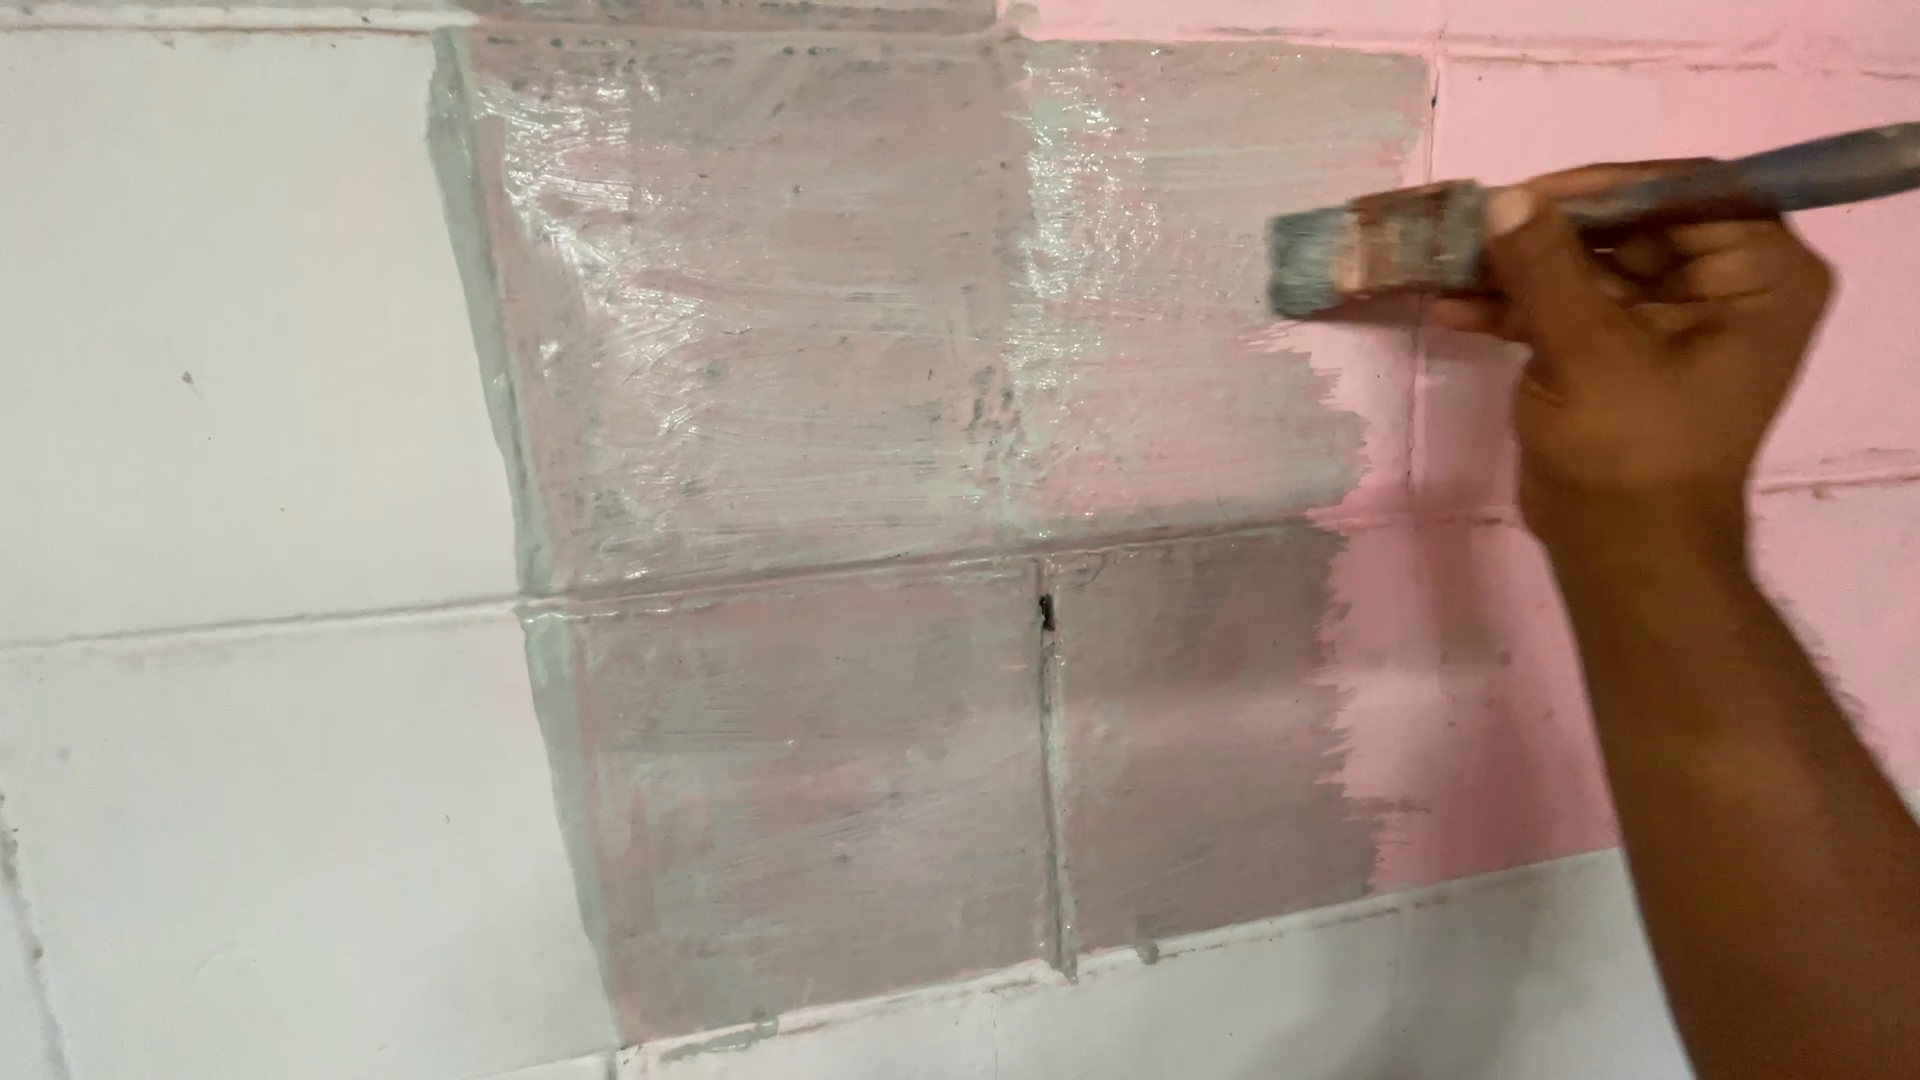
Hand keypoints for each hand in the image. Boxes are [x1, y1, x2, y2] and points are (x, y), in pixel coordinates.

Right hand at [1429, 164, 1833, 564]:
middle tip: (1471, 231)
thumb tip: (1504, 199)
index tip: (1524, 195)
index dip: (1605, 186)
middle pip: (1626, 232)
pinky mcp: (1605, 357)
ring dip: (1513, 274)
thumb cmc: (1629, 443)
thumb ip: (1545, 270)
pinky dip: (1508, 313)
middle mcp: (1716, 289)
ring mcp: (1656, 326)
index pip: (1688, 194)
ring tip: (1446, 268)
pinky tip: (1453, 309)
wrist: (1617, 539)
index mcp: (1756, 275)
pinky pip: (1558, 315)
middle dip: (1543, 234)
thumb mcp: (1588, 349)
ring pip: (1580, 274)